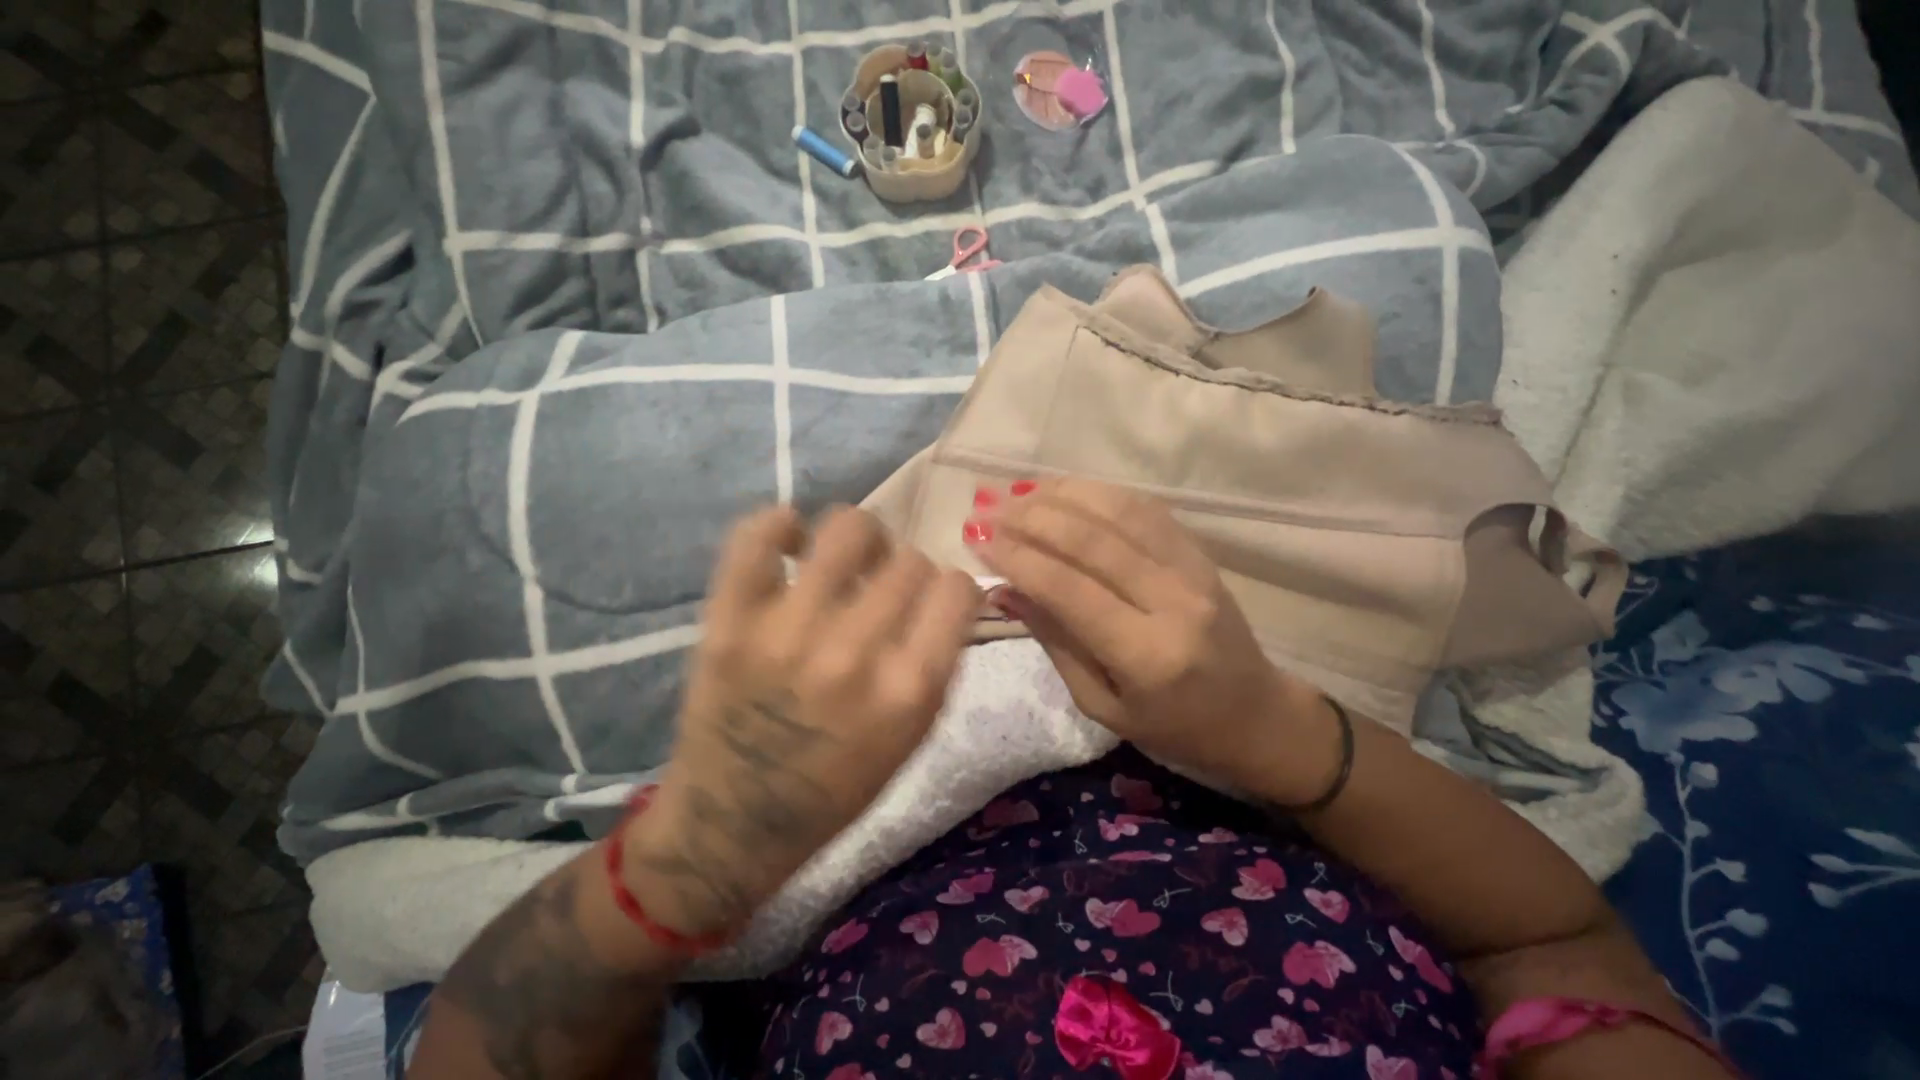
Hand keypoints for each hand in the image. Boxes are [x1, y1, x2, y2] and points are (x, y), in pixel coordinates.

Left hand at [624, 506, 981, 936]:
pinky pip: (756, 536)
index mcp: (909, 691)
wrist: (732, 826)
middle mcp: (854, 653)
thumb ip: (935, 664)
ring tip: (842, 560)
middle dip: (904, 570)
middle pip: (908, 559)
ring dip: (857, 538)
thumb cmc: (834, 791)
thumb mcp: (911, 740)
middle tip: (881, 590)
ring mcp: (787, 632)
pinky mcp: (729, 621)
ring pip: (847, 528)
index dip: (951, 589)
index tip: (933, 601)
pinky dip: (779, 526)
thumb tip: (942, 592)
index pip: (957, 588)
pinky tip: (791, 543)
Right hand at [972, 477, 1337, 800]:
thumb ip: (1056, 643)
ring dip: (1064, 496)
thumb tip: (1005, 590)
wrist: (1254, 714)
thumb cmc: (1172, 727)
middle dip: (1033, 519)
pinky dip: (1102, 494)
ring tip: (1019, 492)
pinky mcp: (1202, 555)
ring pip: (1120, 514)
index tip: (979, 540)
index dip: (1019, 559)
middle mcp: (1173, 603)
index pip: (1071, 590)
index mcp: (1147, 655)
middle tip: (988, 509)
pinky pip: (1148, 511)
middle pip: (1093, 542)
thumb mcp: (1102, 705)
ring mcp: (1193, 572)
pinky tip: (1067, 491)